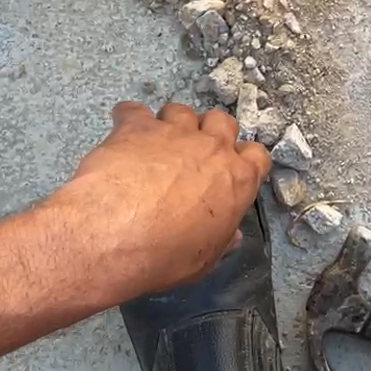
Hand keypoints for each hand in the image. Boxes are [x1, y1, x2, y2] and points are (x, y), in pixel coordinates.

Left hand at [42, 103, 270, 298]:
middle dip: (211, 132)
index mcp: (238, 179)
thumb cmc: (165, 255)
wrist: (113, 236)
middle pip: (223, 121)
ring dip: (173, 124)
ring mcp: (175, 133)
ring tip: (156, 143)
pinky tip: (120, 135)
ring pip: (182, 111)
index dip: (244, 160)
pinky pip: (133, 110)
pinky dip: (128, 119)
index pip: (257, 155)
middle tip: (193, 152)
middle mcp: (213, 148)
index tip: (230, 169)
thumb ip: (222, 239)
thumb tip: (232, 235)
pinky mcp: (137, 127)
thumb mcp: (205, 259)